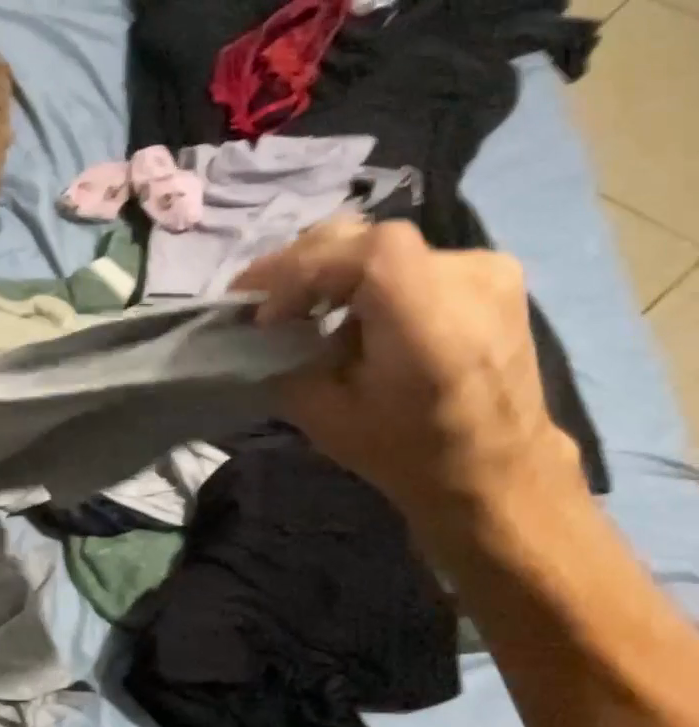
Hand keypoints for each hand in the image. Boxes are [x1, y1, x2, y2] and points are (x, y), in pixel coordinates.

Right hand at [232, 220, 582, 532]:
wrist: (491, 466)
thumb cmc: (403, 448)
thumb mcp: (321, 412)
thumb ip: (289, 359)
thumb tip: (264, 331)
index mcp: (430, 318)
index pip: (360, 253)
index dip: (295, 269)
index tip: (257, 310)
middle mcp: (468, 277)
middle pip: (369, 239)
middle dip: (303, 264)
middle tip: (262, 301)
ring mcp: (486, 269)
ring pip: (384, 247)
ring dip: (331, 271)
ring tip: (299, 308)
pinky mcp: (487, 276)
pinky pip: (408, 260)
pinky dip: (363, 278)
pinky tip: (342, 310)